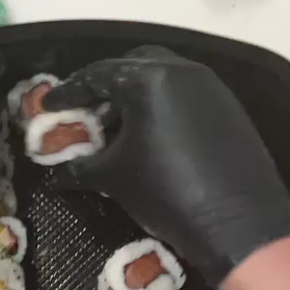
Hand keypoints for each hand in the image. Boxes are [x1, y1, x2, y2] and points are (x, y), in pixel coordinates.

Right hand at [44, 46, 289, 284]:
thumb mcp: (113, 178)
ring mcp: (210, 87)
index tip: (50, 106)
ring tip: (117, 127)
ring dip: (136, 97)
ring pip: (162, 79)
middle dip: (106, 86)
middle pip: (132, 66)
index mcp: (148, 79)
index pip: (96, 76)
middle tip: (87, 111)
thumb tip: (53, 175)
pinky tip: (151, 137)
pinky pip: (185, 96)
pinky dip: (161, 107)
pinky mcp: (229, 108)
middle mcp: (181, 71)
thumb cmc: (166, 192)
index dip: (69, 92)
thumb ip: (79, 168)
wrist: (239, 222)